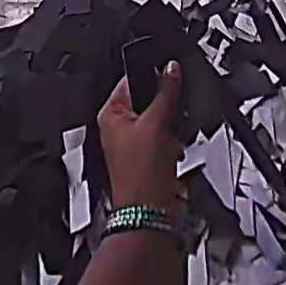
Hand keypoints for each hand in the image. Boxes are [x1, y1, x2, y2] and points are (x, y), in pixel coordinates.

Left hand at [98, 61, 185, 211]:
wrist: (150, 216)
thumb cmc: (140, 175)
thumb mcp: (156, 124)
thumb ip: (166, 93)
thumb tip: (171, 69)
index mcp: (110, 112)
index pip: (131, 80)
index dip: (151, 76)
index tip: (168, 73)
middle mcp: (119, 126)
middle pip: (148, 100)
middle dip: (164, 108)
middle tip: (170, 114)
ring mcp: (134, 142)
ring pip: (159, 119)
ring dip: (171, 126)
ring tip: (171, 137)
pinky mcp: (148, 157)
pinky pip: (165, 138)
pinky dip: (173, 141)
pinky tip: (175, 150)